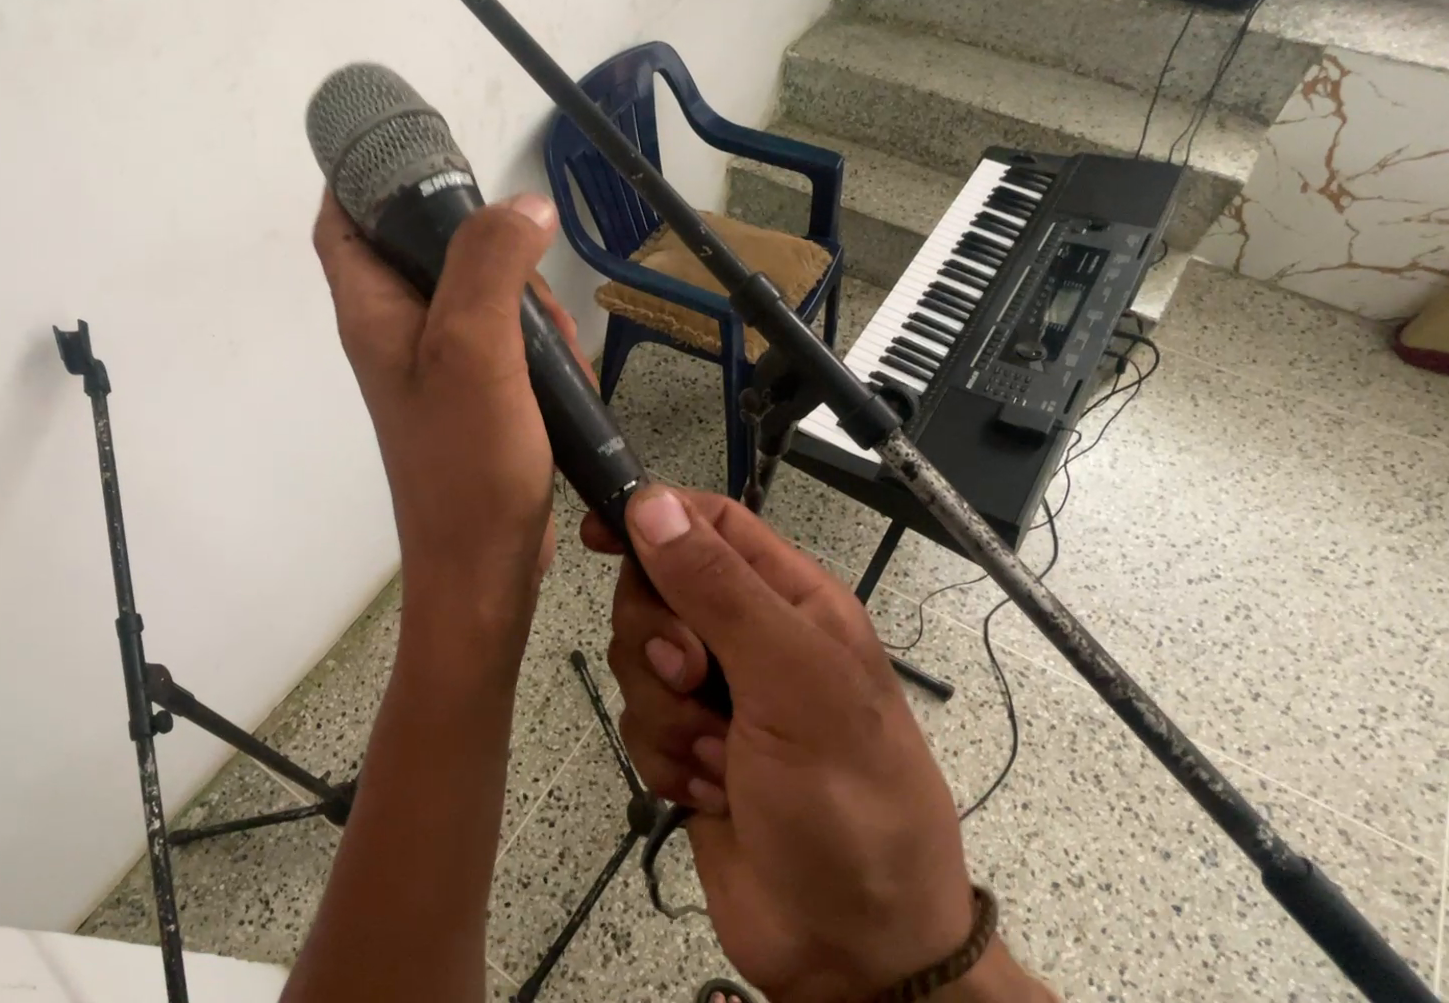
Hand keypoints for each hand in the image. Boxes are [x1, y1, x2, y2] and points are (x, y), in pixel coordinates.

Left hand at [314, 189, 580, 632]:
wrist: (484, 567)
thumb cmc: (467, 464)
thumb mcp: (475, 351)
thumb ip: (490, 265)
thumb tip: (522, 206)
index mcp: (373, 315)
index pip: (342, 222)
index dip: (365, 177)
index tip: (421, 155)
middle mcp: (396, 336)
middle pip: (427, 252)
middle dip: (486, 248)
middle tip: (529, 274)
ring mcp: (436, 371)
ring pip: (478, 298)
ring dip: (525, 305)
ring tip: (559, 341)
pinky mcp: (473, 400)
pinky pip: (504, 345)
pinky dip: (537, 346)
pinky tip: (567, 374)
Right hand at [584, 487, 1044, 1001]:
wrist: (851, 946)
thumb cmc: (846, 799)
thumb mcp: (792, 682)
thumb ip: (718, 591)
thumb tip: (651, 502)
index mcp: (792, 601)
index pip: (711, 524)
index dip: (654, 518)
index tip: (597, 532)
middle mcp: (750, 639)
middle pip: (659, 592)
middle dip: (659, 638)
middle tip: (693, 677)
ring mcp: (716, 697)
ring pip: (639, 661)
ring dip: (668, 714)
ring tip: (720, 758)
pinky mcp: (688, 751)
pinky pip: (639, 724)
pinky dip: (667, 760)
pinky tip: (711, 793)